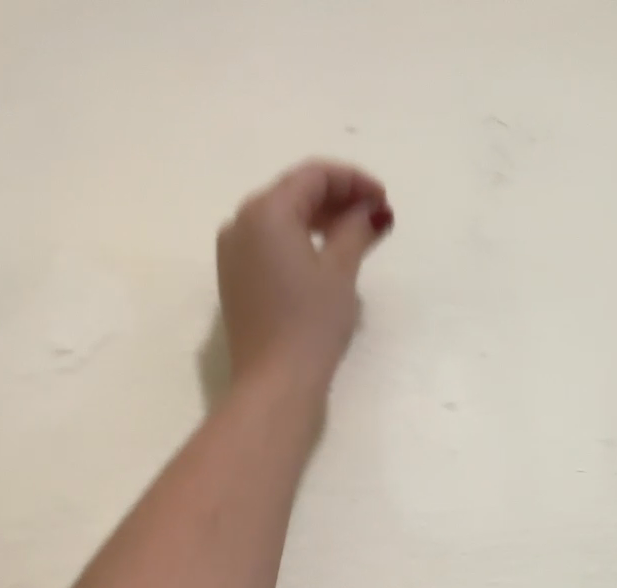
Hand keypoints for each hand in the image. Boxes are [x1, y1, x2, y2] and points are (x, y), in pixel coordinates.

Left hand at [216, 160, 392, 393]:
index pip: (313, 176)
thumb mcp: (340, 271)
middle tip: (374, 218)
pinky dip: (299, 242)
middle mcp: (241, 223)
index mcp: (266, 212)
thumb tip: (373, 211)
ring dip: (319, 220)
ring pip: (280, 219)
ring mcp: (232, 253)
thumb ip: (356, 230)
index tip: (384, 200)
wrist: (274, 382)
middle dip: (336, 200)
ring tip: (356, 238)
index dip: (353, 181)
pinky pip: (269, 244)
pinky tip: (325, 258)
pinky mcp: (234, 279)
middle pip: (294, 193)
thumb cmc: (311, 323)